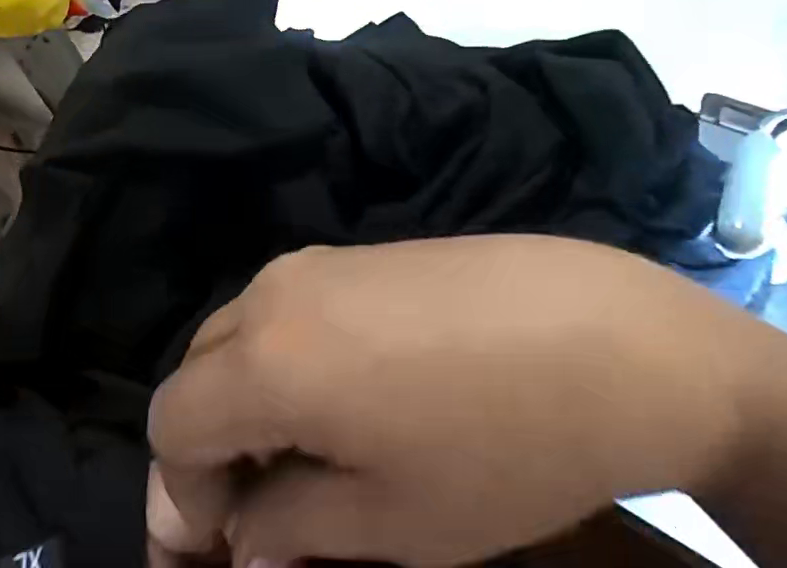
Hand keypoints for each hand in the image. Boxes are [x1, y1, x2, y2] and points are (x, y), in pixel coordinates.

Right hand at [146, 235, 786, 567]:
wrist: (614, 335)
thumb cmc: (501, 443)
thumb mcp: (389, 518)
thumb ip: (292, 525)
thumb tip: (248, 533)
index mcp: (270, 352)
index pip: (172, 423)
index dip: (178, 499)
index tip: (222, 555)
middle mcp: (288, 286)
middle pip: (205, 368)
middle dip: (212, 447)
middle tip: (261, 515)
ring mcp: (338, 257)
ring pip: (254, 331)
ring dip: (256, 400)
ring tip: (311, 461)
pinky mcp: (382, 250)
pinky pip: (306, 306)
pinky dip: (300, 359)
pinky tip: (358, 398)